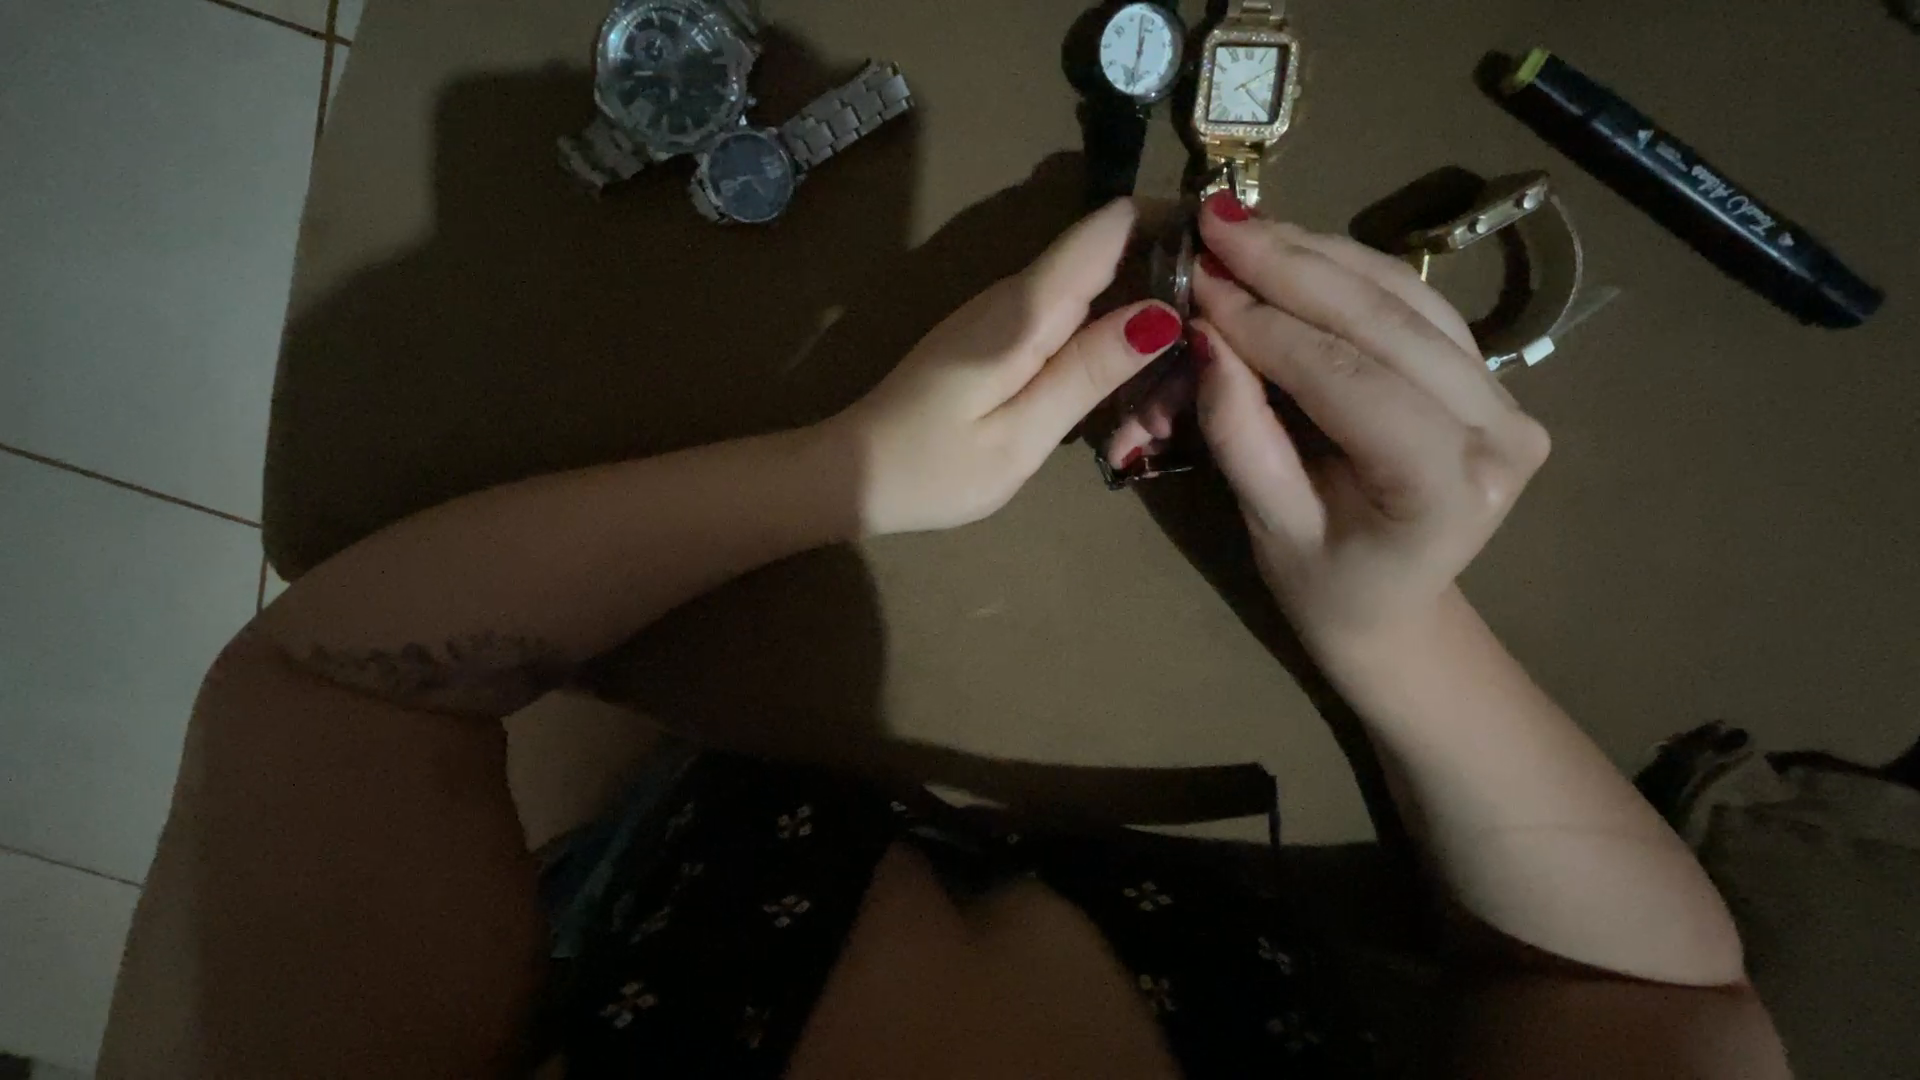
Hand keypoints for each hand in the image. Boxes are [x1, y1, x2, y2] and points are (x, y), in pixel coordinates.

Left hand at [830, 199, 1183, 534]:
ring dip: (1134, 319)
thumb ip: (1088, 371)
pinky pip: (1060, 320)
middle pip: (1104, 257)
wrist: (851, 476)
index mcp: (1025, 309)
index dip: (1168, 223)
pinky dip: (1099, 341)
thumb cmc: (934, 469)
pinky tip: (1121, 383)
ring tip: (1176, 376)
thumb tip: (1162, 312)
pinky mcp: (992, 339)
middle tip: (1210, 347)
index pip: (1107, 229)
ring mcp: (999, 315)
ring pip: (1085, 291)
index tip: (1224, 259)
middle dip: (1162, 284)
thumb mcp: (1021, 434)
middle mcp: (1012, 296)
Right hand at [1189, 192, 1551, 659]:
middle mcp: (1498, 428)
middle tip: (1214, 222)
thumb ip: (1239, 433)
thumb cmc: (1325, 584)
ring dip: (1316, 252)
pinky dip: (1345, 268)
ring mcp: (1506, 392)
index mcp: (1446, 486)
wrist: (1395, 605)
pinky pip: (1412, 302)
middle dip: (1290, 266)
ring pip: (1404, 295)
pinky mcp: (1489, 372)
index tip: (1198, 282)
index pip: (1349, 380)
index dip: (1268, 326)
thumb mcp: (1270, 524)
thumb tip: (1203, 335)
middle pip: (1385, 321)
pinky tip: (1290, 247)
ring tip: (1242, 227)